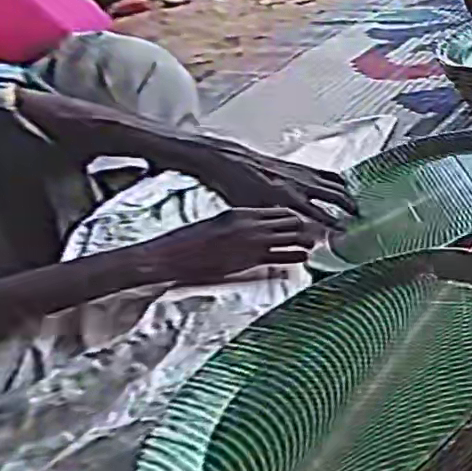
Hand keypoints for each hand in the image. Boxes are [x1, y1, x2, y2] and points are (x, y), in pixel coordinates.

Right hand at [133, 208, 316, 285]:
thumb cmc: (184, 242)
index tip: (300, 225)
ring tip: (308, 247)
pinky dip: (300, 256)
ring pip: (299, 238)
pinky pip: (290, 256)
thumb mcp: (218, 223)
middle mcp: (253, 225)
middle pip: (297, 222)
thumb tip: (262, 226)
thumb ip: (243, 223)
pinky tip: (299, 258)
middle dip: (307, 229)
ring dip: (307, 243)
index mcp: (242, 213)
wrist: (161, 258)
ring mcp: (256, 242)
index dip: (296, 219)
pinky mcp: (254, 259)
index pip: (284, 211)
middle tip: (310, 236)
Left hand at [176, 140, 356, 228]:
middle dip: (349, 208)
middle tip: (357, 216)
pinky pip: (330, 175)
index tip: (344, 231)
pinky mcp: (303, 167)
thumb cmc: (232, 186)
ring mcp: (305, 175)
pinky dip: (340, 182)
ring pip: (337, 186)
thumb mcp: (250, 208)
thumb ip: (276, 218)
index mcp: (288, 198)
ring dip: (348, 196)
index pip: (320, 214)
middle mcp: (302, 186)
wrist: (225, 161)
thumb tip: (291, 229)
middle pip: (337, 197)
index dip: (334, 224)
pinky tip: (341, 187)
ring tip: (353, 204)